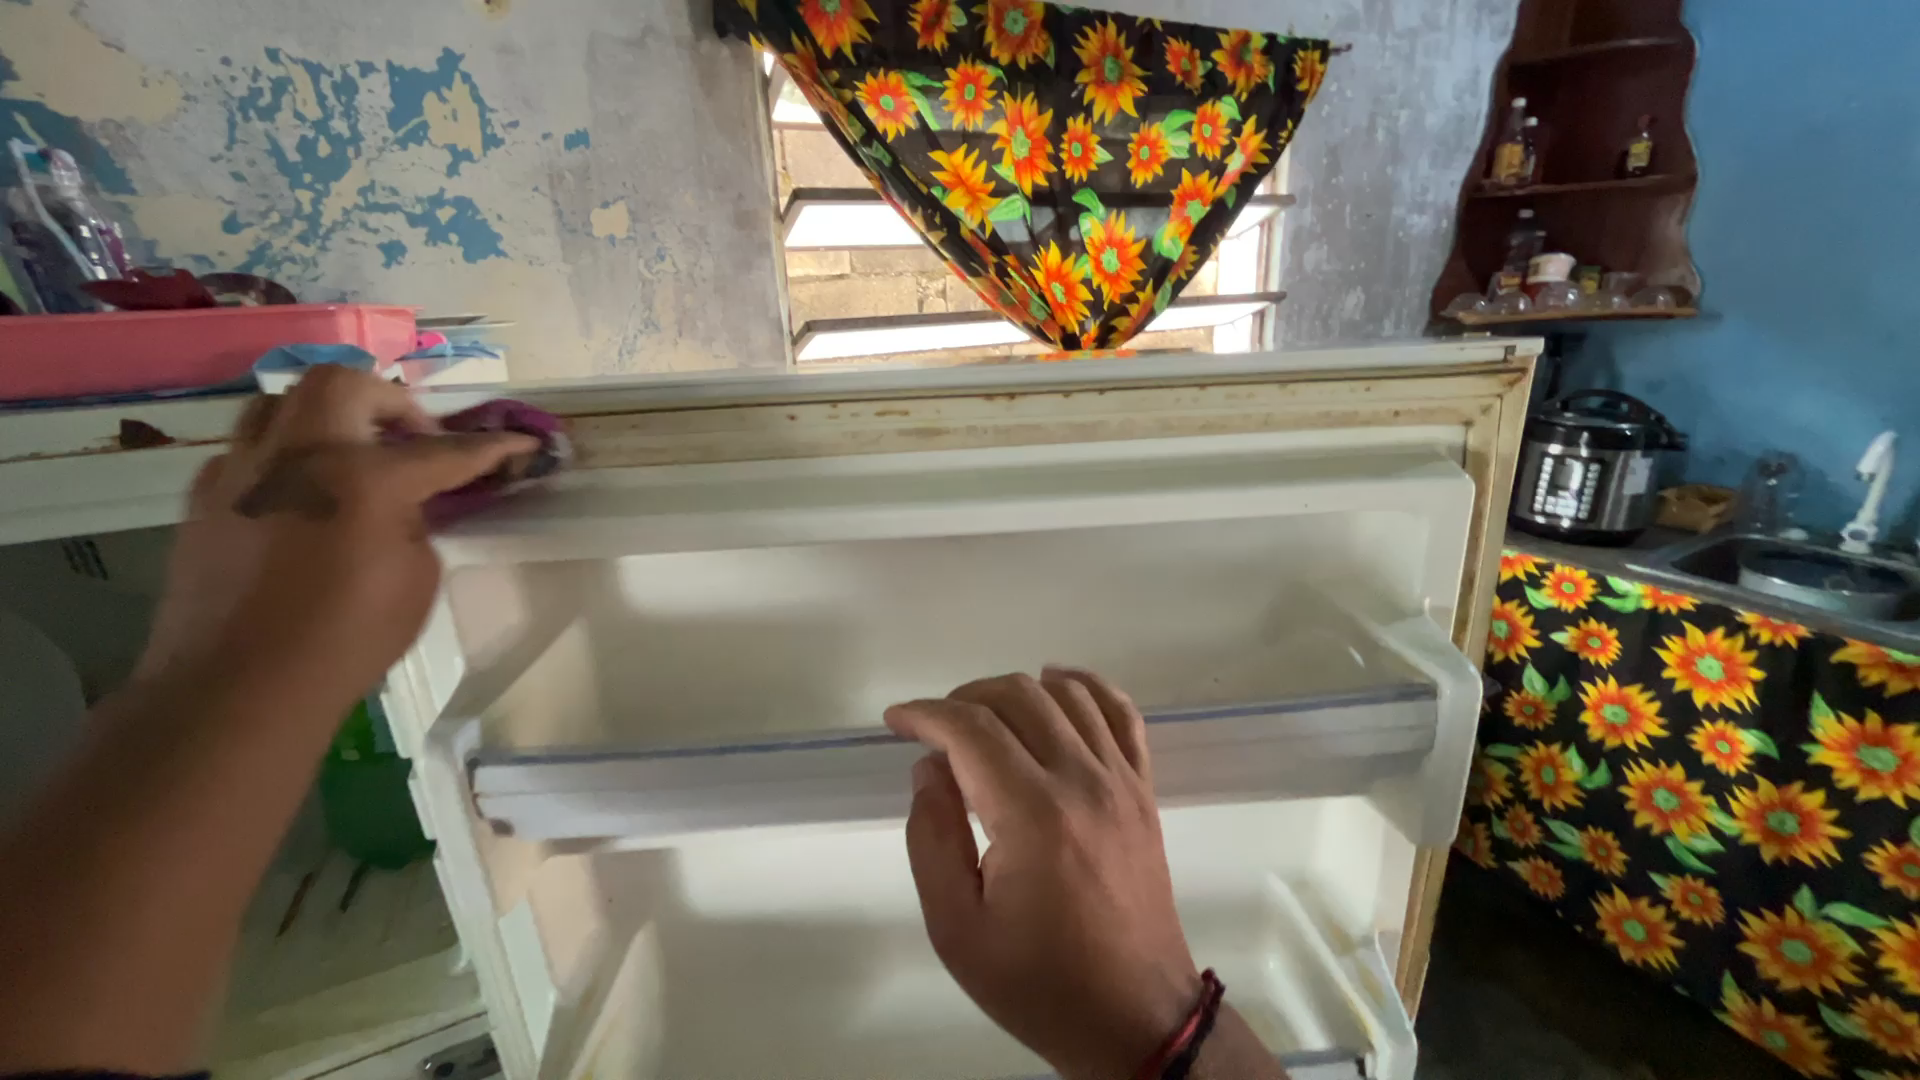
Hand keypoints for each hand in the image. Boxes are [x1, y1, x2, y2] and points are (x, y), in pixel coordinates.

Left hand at [137, 366, 536, 715]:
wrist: (240, 684)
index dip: (492, 447)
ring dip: (333, 416)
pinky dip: (292, 455)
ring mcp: (242, 470)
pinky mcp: (206, 495)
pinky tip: (309, 497)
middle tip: (416, 440)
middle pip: (344, 384)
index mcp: (363, 479)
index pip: (445, 450)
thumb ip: (416, 519)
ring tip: (357, 456)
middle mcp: (297, 456)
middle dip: (393, 402)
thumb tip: (405, 500)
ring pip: (284, 401)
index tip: (522, 442)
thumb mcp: (417, 574)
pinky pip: (253, 448)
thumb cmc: (350, 636)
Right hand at [886, 667, 1200, 1079]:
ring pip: (1065, 694)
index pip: (971, 729)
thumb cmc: (1038, 981)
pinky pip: (1121, 712)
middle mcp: (1081, 780)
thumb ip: (932, 838)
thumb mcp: (957, 929)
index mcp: (1033, 815)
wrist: (1133, 1016)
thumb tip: (931, 768)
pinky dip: (1085, 685)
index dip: (925, 714)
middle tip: (935, 730)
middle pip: (1017, 697)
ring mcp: (1120, 779)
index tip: (897, 721)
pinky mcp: (1143, 788)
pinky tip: (1057, 684)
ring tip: (983, 715)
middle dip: (963, 699)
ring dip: (1014, 689)